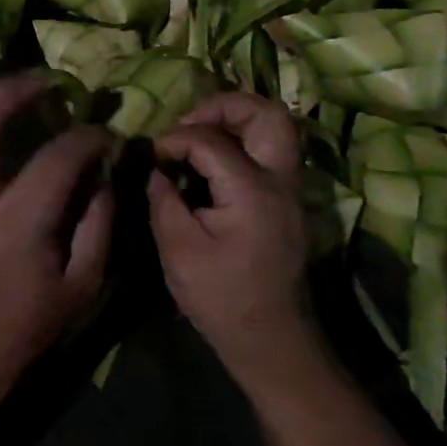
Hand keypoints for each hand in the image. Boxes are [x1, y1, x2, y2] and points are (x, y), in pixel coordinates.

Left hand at [0, 74, 116, 365]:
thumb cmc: (34, 316)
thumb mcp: (86, 279)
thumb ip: (98, 219)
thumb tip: (100, 166)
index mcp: (15, 228)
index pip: (51, 162)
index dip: (85, 139)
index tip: (106, 134)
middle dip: (10, 94)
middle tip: (48, 81)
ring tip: (17, 90)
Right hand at [148, 93, 315, 380]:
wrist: (271, 338)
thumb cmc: (221, 298)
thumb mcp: (178, 250)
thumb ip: (164, 200)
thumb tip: (158, 169)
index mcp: (251, 191)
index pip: (209, 140)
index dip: (175, 139)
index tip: (155, 156)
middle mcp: (280, 181)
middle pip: (267, 113)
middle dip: (224, 106)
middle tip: (189, 123)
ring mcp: (291, 190)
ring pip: (277, 128)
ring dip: (237, 120)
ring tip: (200, 135)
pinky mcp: (289, 201)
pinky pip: (272, 150)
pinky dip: (244, 141)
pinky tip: (214, 161)